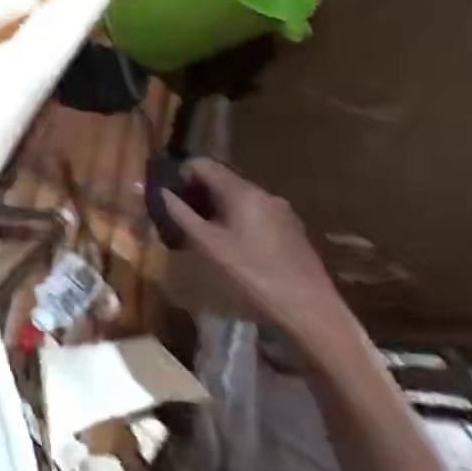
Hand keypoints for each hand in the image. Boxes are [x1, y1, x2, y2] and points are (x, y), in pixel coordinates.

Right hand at [163, 158, 343, 334]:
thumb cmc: (252, 275)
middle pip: (224, 178)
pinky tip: (236, 242)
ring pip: (241, 195)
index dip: (183, 172)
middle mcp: (263, 192)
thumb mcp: (210, 247)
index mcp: (242, 192)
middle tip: (184, 213)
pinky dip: (240, 216)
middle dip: (201, 190)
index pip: (205, 164)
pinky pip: (258, 210)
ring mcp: (281, 208)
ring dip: (220, 204)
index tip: (170, 192)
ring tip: (206, 230)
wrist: (308, 306)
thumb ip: (183, 216)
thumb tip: (163, 193)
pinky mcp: (291, 225)